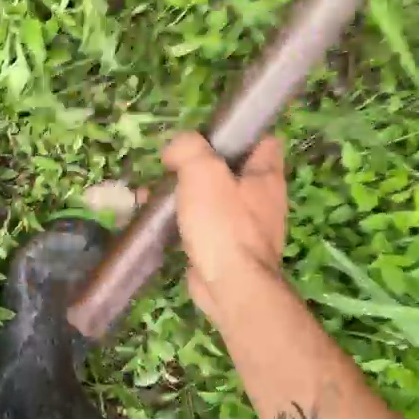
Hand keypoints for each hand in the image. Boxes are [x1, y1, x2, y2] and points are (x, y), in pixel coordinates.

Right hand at [162, 132, 287, 315]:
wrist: (231, 286)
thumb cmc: (222, 224)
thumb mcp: (202, 171)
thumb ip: (188, 148)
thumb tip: (175, 149)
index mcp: (265, 177)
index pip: (263, 141)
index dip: (238, 133)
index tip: (206, 135)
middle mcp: (262, 200)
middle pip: (232, 170)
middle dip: (199, 165)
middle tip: (171, 166)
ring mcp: (247, 227)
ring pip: (214, 198)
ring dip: (185, 193)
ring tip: (153, 194)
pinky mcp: (228, 248)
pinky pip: (204, 224)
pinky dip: (182, 220)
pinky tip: (158, 221)